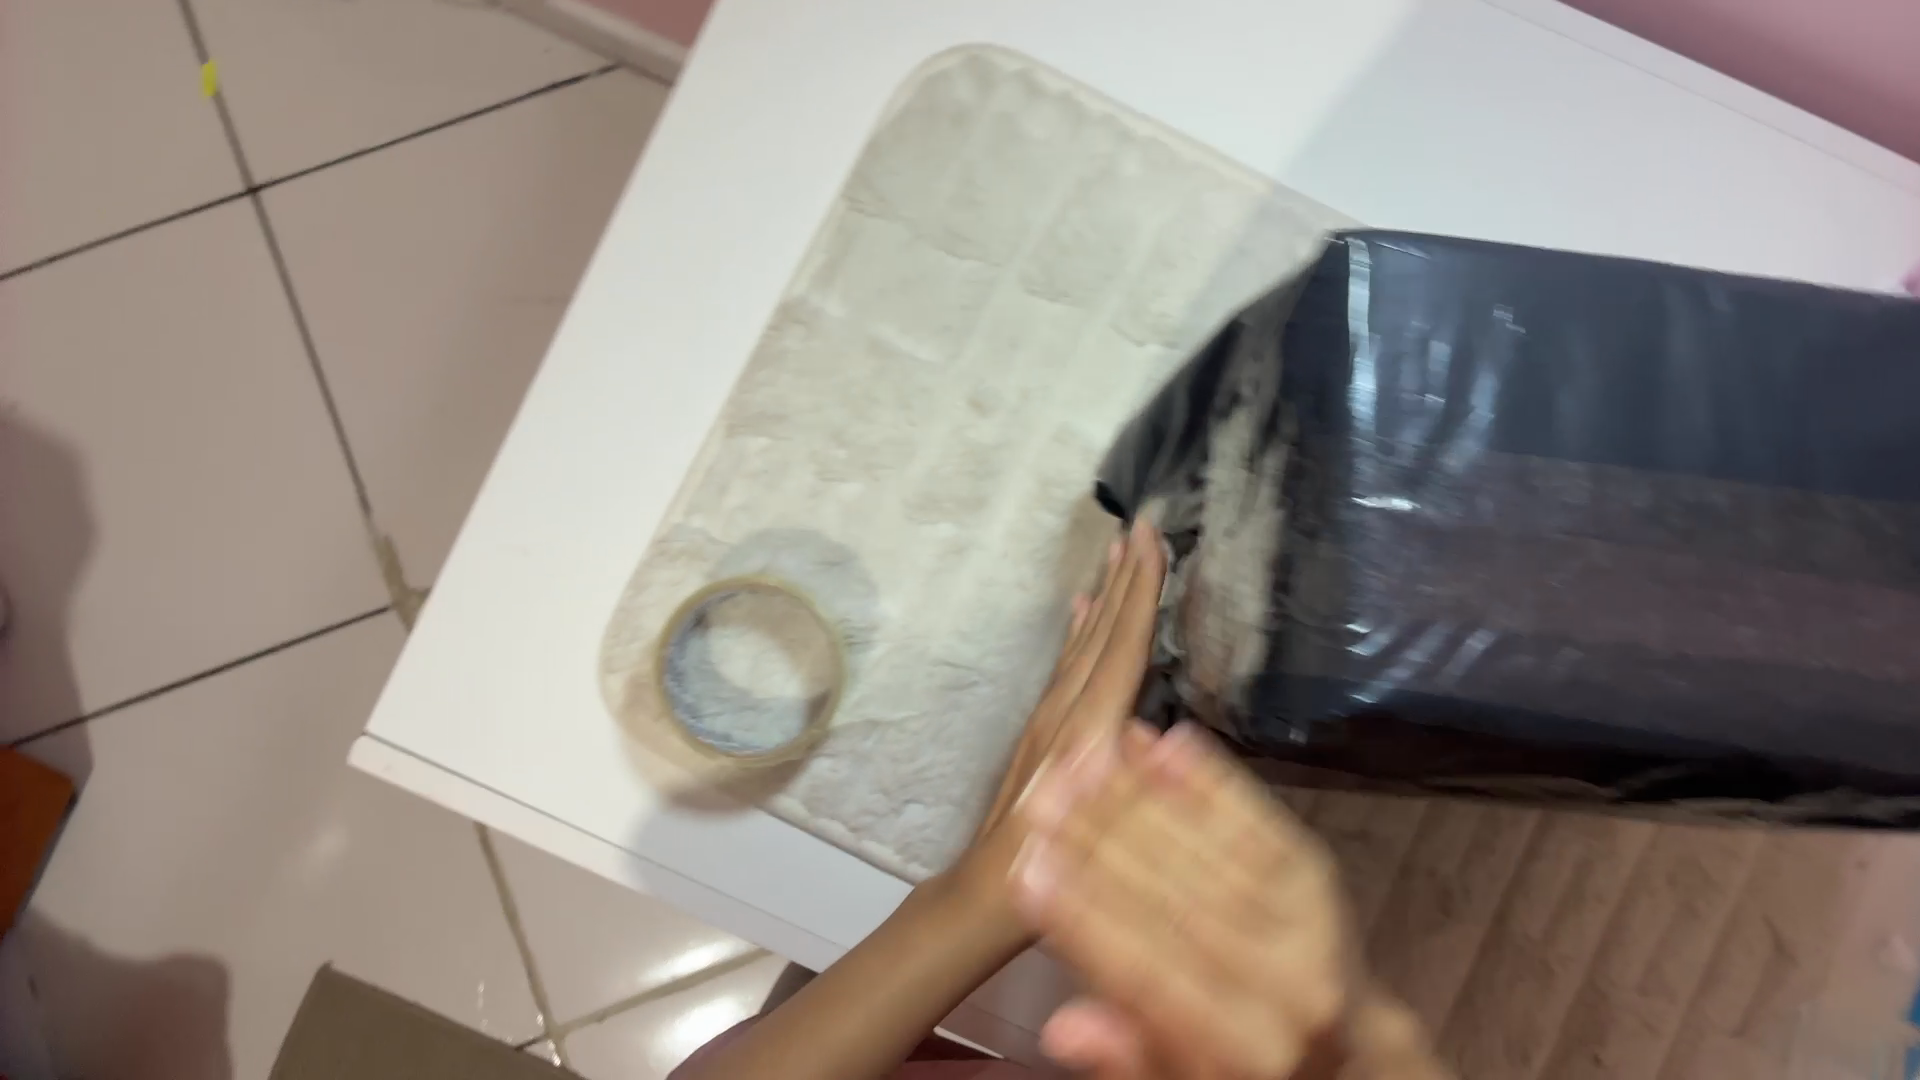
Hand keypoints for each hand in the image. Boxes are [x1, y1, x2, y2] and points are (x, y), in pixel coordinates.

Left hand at [958, 518, 1166, 896]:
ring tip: (1116, 554)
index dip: (1140, 589)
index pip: (1122, 643)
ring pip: (1083, 642)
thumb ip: (1118, 769)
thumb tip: (1148, 720)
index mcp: (1086, 725)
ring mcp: (1049, 715)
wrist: (989, 889)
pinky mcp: (1041, 726)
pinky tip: (1080, 610)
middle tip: (1140, 527)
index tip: (1151, 537)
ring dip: (1104, 595)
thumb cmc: (1057, 873)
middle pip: (1103, 631)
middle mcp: (1065, 708)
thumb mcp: (1100, 824)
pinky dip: (1077, 631)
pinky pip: (1064, 664)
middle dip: (1125, 578)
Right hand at [1011, 722, 1361, 1079]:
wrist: (1348, 1041)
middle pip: (1175, 897)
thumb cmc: (1243, 1062)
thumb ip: (1128, 1060)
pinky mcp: (1313, 867)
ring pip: (1206, 846)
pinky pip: (1252, 814)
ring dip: (1138, 795)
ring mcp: (1307, 915)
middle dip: (1098, 841)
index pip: (1146, 970)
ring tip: (1081, 760)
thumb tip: (1061, 1030)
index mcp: (1246, 1046)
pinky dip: (1205, 774)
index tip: (1026, 867)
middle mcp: (1287, 978)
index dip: (1081, 916)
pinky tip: (1161, 737)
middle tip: (1041, 796)